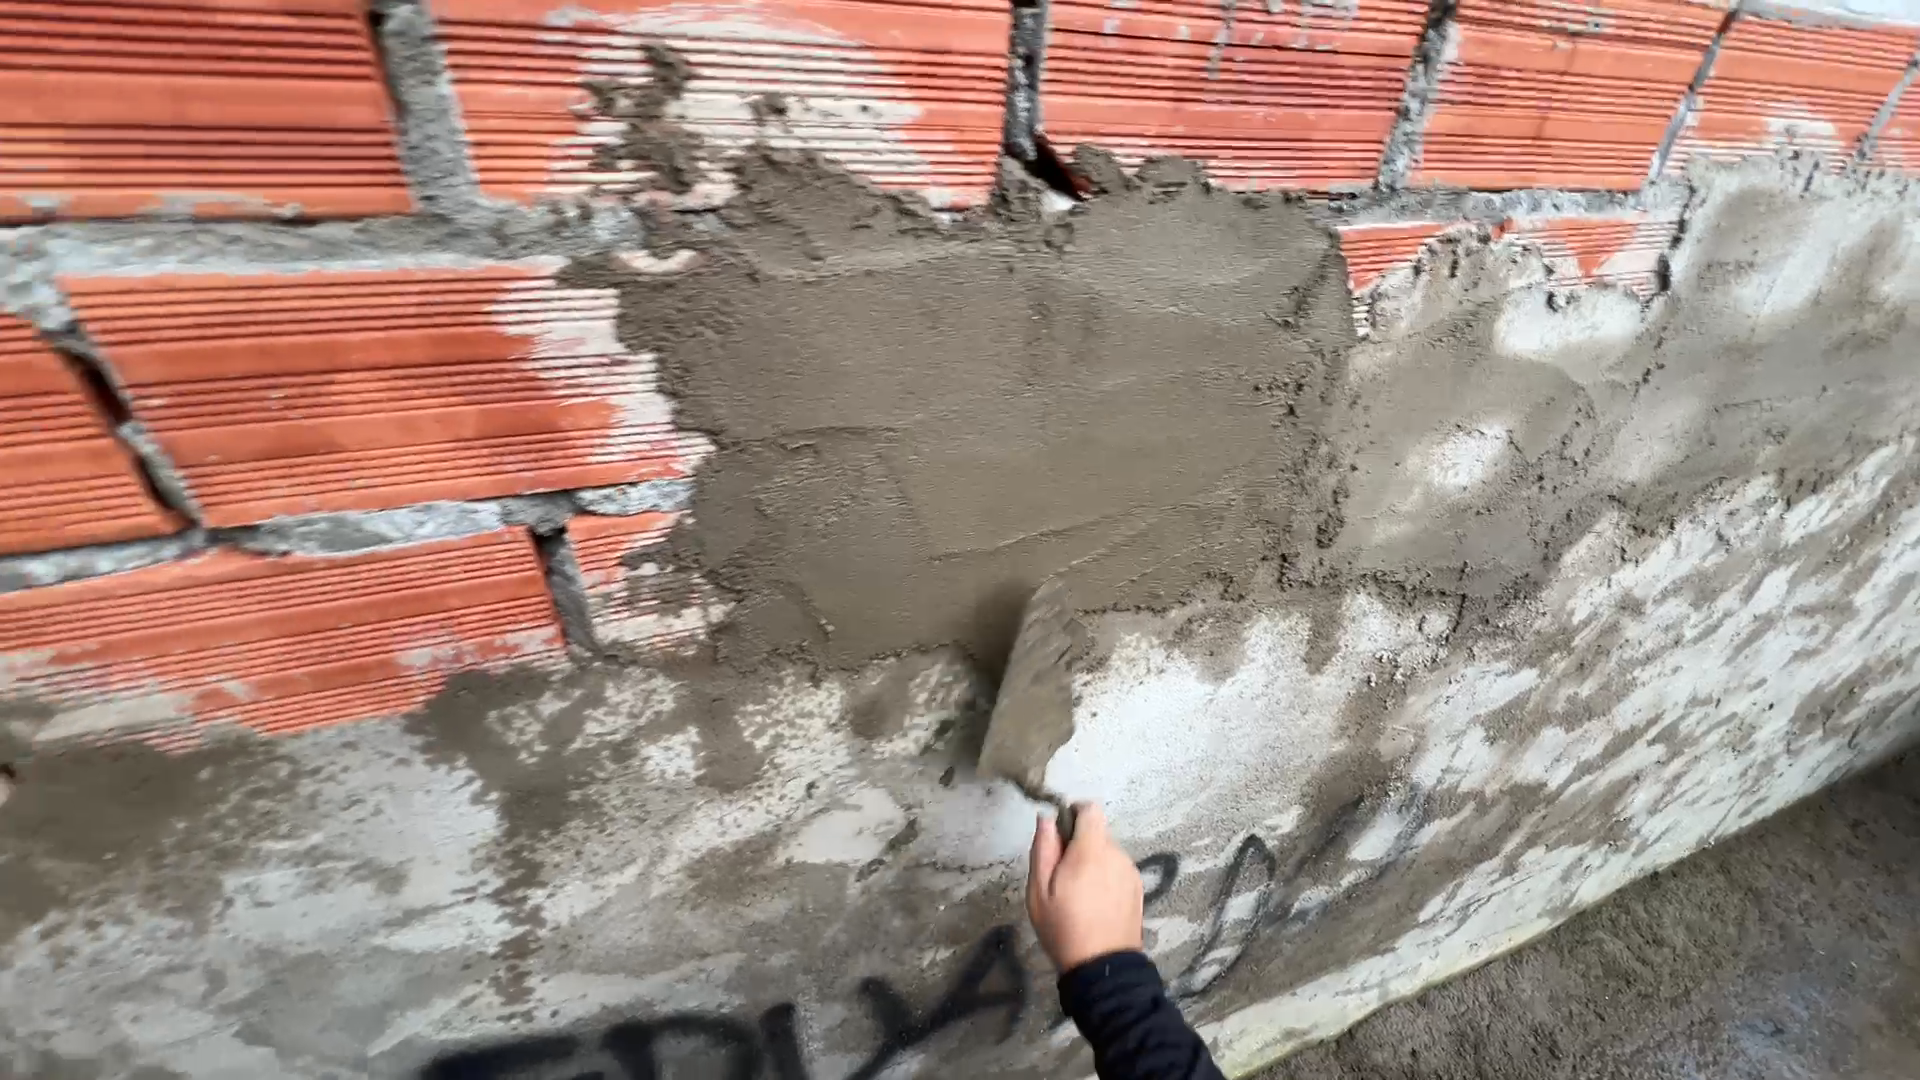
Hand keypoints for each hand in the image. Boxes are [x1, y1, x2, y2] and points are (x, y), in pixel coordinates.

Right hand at [1026, 802, 1144, 970]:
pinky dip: (1105, 876)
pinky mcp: (1138, 888)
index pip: (1090, 809)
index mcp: (1092, 850)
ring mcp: (1130, 872)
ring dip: (1092, 860)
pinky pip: (1117, 868)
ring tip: (1079, 893)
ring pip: (1107, 851)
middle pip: (1096, 832)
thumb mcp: (1039, 890)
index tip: (1060, 834)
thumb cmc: (1064, 928)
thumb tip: (1047, 818)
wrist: (1103, 970)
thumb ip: (1043, 848)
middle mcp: (1116, 854)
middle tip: (1062, 875)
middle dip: (1079, 844)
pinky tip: (1096, 903)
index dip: (1073, 813)